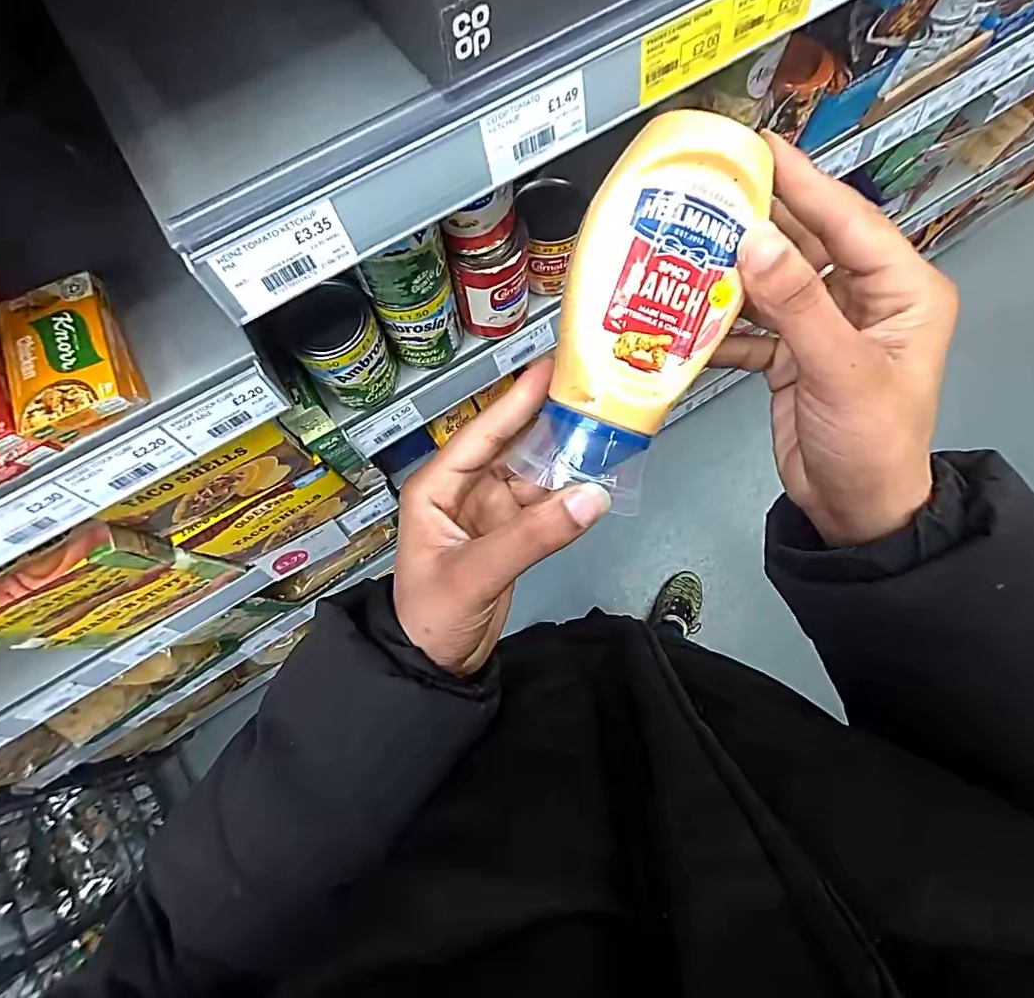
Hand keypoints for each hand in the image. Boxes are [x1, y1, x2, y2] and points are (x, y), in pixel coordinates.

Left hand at [393, 359, 610, 674]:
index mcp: (437, 487)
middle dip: (546, 417)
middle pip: (510, 444)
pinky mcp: (510, 531)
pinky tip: (594, 473)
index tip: (550, 369)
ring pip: (531, 470)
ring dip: (563, 453)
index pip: (480, 434)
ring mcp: (490, 510)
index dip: (515, 400)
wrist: (434, 665)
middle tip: (588, 387)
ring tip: (603, 424)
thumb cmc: (431, 617)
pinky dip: (568, 490)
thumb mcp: (475, 574)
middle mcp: (464, 489)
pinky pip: (543, 501)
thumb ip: (532, 537)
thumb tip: (591, 497)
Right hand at [711, 131, 958, 545]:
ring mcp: (822, 330)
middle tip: (708, 196)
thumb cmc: (870, 443)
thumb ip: (798, 305)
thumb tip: (756, 240)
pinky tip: (691, 319)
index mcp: (900, 291)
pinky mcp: (791, 358)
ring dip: (732, 276)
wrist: (854, 508)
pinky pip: (754, 328)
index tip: (760, 149)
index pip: (848, 222)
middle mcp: (861, 301)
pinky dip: (724, 326)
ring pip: (772, 287)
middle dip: (757, 225)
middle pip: (804, 247)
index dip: (803, 183)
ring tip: (686, 251)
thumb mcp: (840, 370)